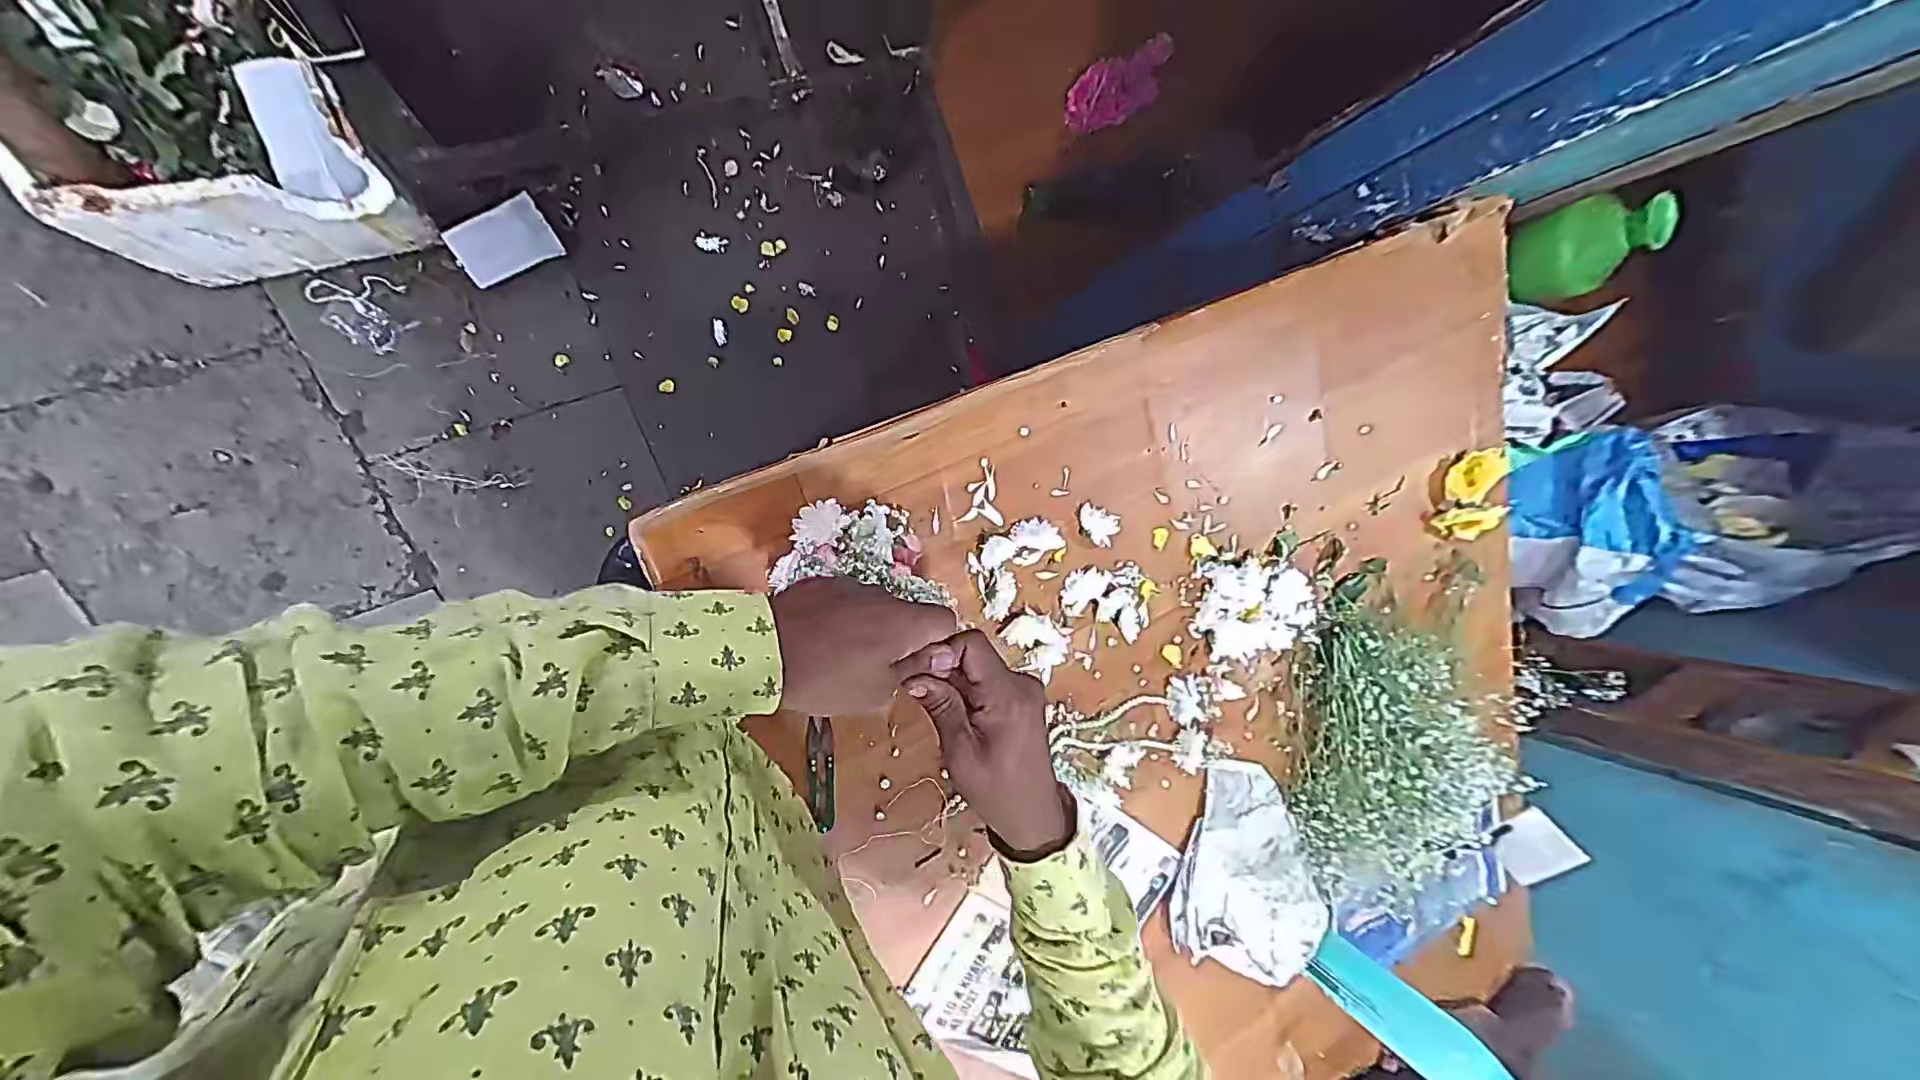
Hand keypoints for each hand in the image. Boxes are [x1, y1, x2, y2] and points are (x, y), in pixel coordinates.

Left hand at [769, 577, 957, 714]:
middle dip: (903, 638)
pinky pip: (848, 601)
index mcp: (906, 622)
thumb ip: (915, 669)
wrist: (764, 652)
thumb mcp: (878, 691)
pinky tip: (822, 639)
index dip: (940, 644)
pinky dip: (844, 618)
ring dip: (872, 627)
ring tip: (843, 655)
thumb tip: (941, 655)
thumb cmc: (827, 679)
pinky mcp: (823, 583)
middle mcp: (884, 595)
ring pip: (878, 607)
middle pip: (910, 614)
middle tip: (879, 667)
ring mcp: (852, 585)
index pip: (947, 620)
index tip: (921, 664)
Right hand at [902, 630, 1074, 858]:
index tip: (920, 675)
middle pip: (973, 654)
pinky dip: (968, 691)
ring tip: (938, 709)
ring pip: (978, 666)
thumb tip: (913, 675)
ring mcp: (1024, 689)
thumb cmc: (996, 791)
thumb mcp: (960, 752)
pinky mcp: (1021, 697)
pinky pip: (987, 680)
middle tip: (920, 693)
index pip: (971, 643)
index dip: (941, 652)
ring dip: (954, 681)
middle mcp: (1021, 683)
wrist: (1034, 815)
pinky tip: (957, 715)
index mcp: (1008, 694)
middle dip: (943, 668)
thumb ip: (941, 706)